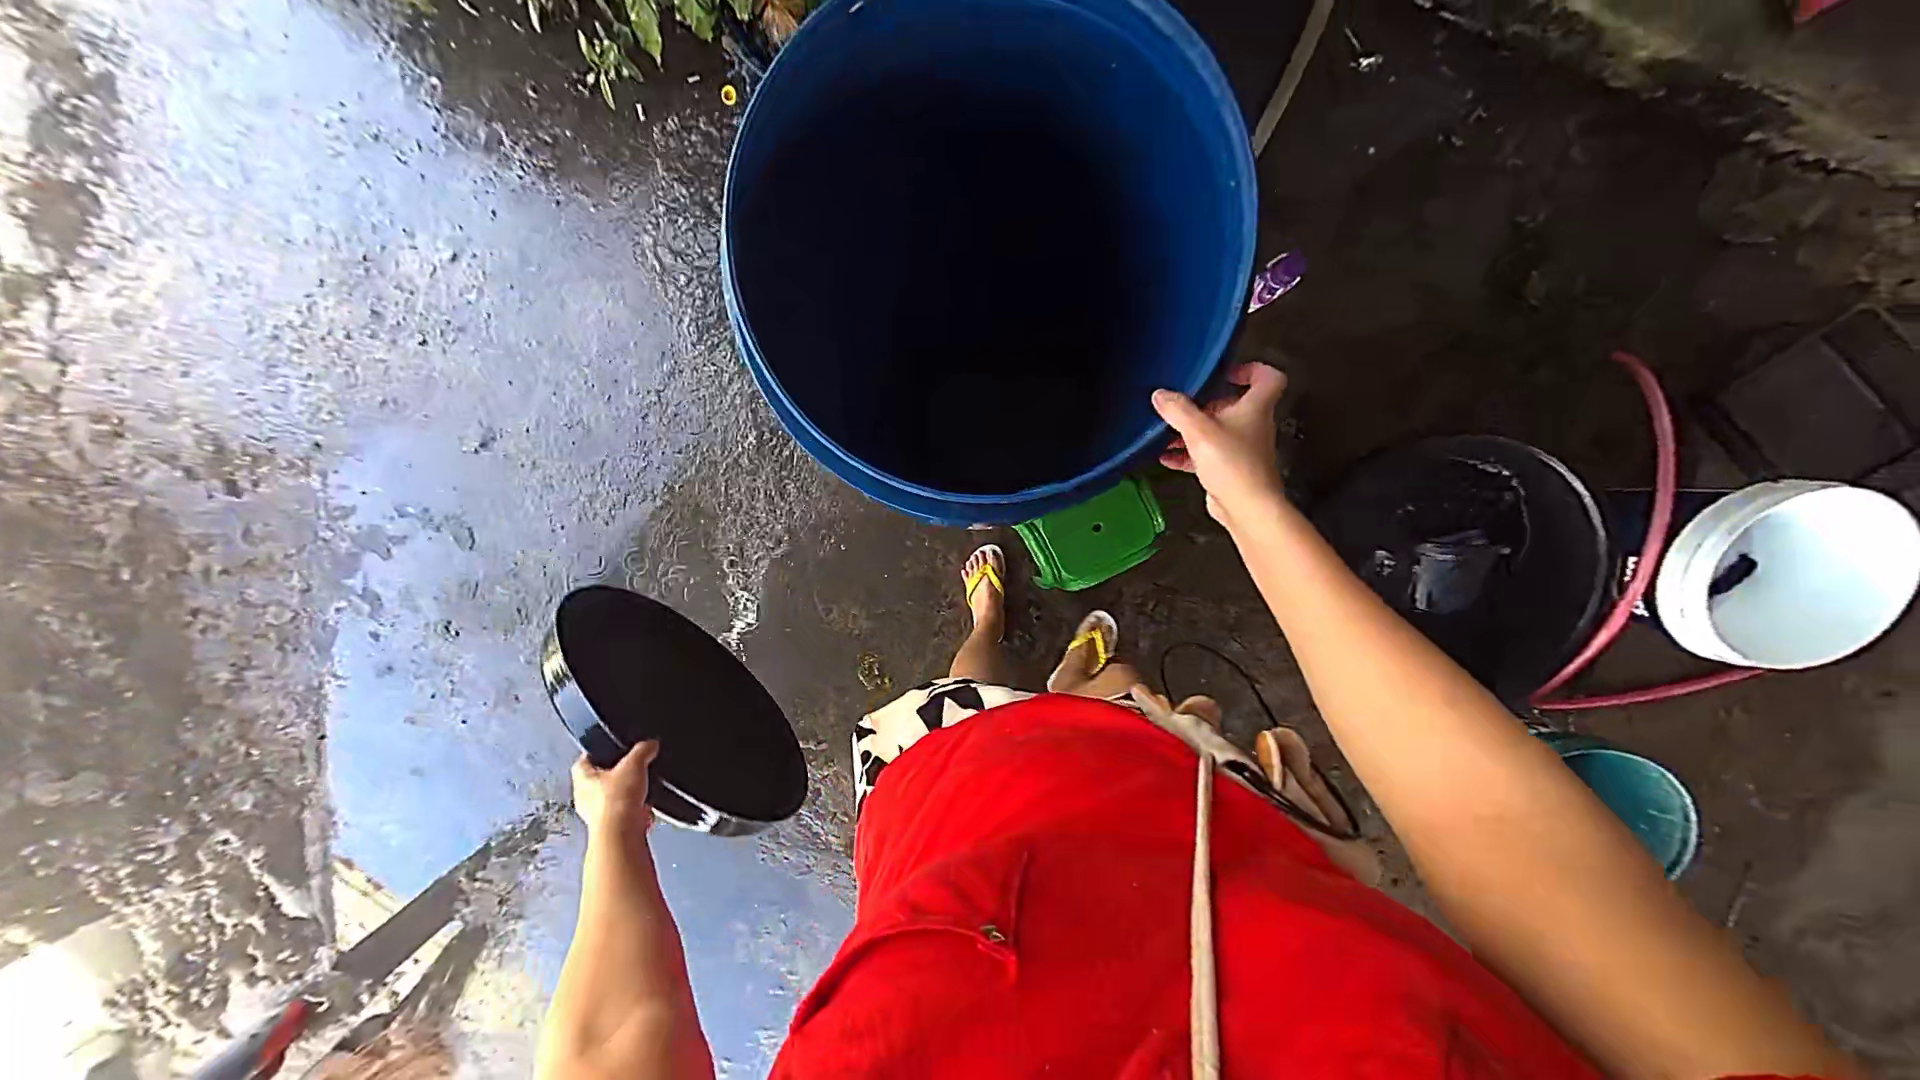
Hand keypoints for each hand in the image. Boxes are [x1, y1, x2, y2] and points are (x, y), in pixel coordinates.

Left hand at [570, 742, 657, 838]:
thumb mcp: (634, 763)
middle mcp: (584, 798)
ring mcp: (597, 814)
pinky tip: (644, 807)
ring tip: (641, 789)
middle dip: (617, 775)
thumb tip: (650, 744)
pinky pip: (624, 814)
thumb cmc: (615, 801)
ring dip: (627, 795)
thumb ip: (643, 750)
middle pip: (600, 780)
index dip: (596, 752)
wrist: (622, 832)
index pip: (584, 760)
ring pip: (612, 798)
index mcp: (582, 779)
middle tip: (630, 768)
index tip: (607, 748)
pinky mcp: (611, 827)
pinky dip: (635, 810)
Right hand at [1152, 362, 1289, 528]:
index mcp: (1255, 408)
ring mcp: (1241, 449)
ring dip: (1192, 430)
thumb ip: (1178, 410)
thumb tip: (1161, 395)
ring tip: (1168, 432)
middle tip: (1185, 404)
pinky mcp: (1229, 470)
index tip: (1228, 372)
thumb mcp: (1199, 431)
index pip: (1268, 378)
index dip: (1251, 370)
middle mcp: (1252, 426)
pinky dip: (1187, 454)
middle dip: (1206, 404)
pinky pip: (1206, 455)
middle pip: (1233, 405)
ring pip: (1216, 431)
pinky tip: (1167, 457)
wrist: (1246, 507)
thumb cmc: (1234, 465)